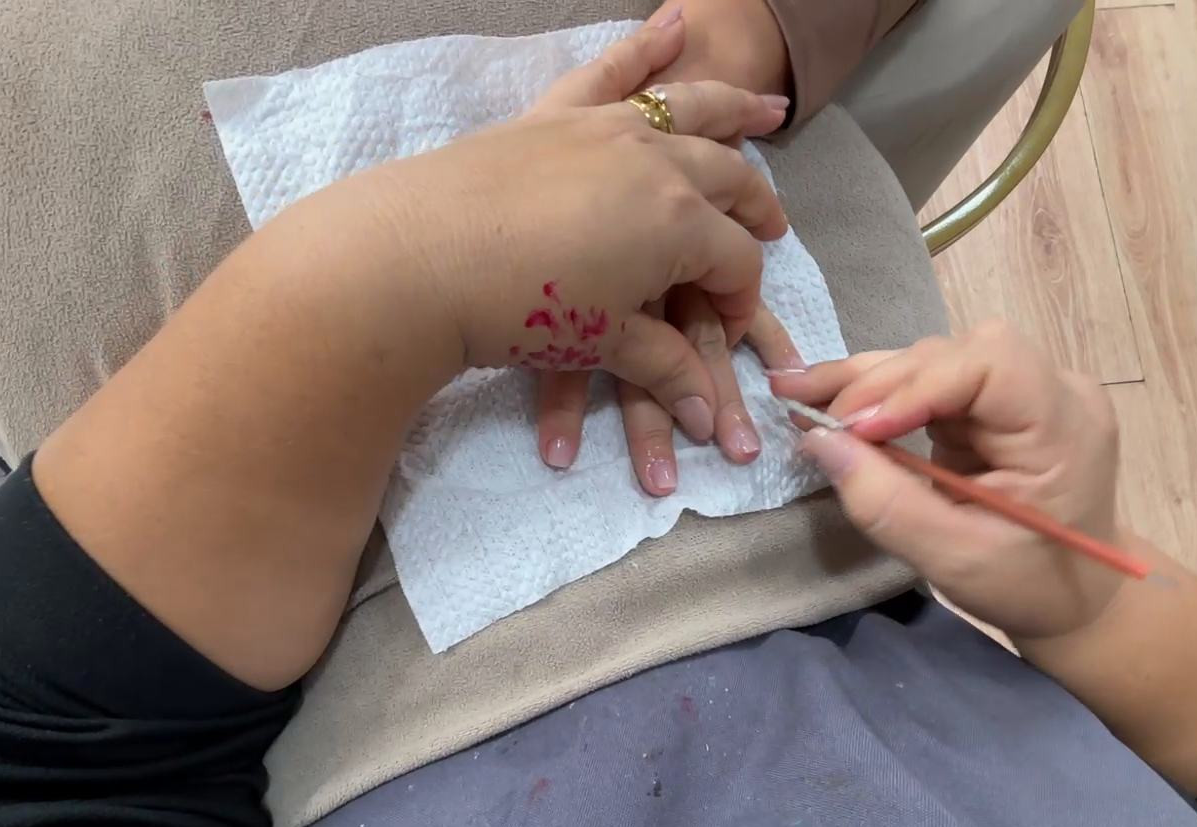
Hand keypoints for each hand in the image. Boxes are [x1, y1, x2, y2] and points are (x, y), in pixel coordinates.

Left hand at [534, 0, 794, 491]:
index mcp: (679, 223)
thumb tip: (708, 418)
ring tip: (768, 111)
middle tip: (774, 227)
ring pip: (690, 110)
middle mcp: (658, 162)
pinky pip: (614, 68)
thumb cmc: (523, 311)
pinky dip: (648, 44)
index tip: (729, 331)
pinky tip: (676, 19)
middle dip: (758, 208)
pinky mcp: (558, 112)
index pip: (737, 262)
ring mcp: (608, 127)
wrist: (422, 260)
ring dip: (735, 109)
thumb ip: (664, 370)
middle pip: (730, 179)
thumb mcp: (602, 343)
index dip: (743, 301)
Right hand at [778, 321, 1125, 640]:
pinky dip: (875, 395)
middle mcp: (1049, 392)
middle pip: (952, 354)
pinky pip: (925, 385)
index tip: (857, 429)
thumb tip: (818, 441)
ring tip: (797, 392)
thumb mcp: (952, 558)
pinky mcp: (988, 407)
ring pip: (931, 361)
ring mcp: (1018, 395)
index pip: (989, 365)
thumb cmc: (1025, 585)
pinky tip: (828, 400)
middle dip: (876, 383)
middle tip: (810, 415)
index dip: (915, 386)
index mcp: (1062, 428)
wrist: (1073, 596)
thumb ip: (885, 502)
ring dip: (863, 381)